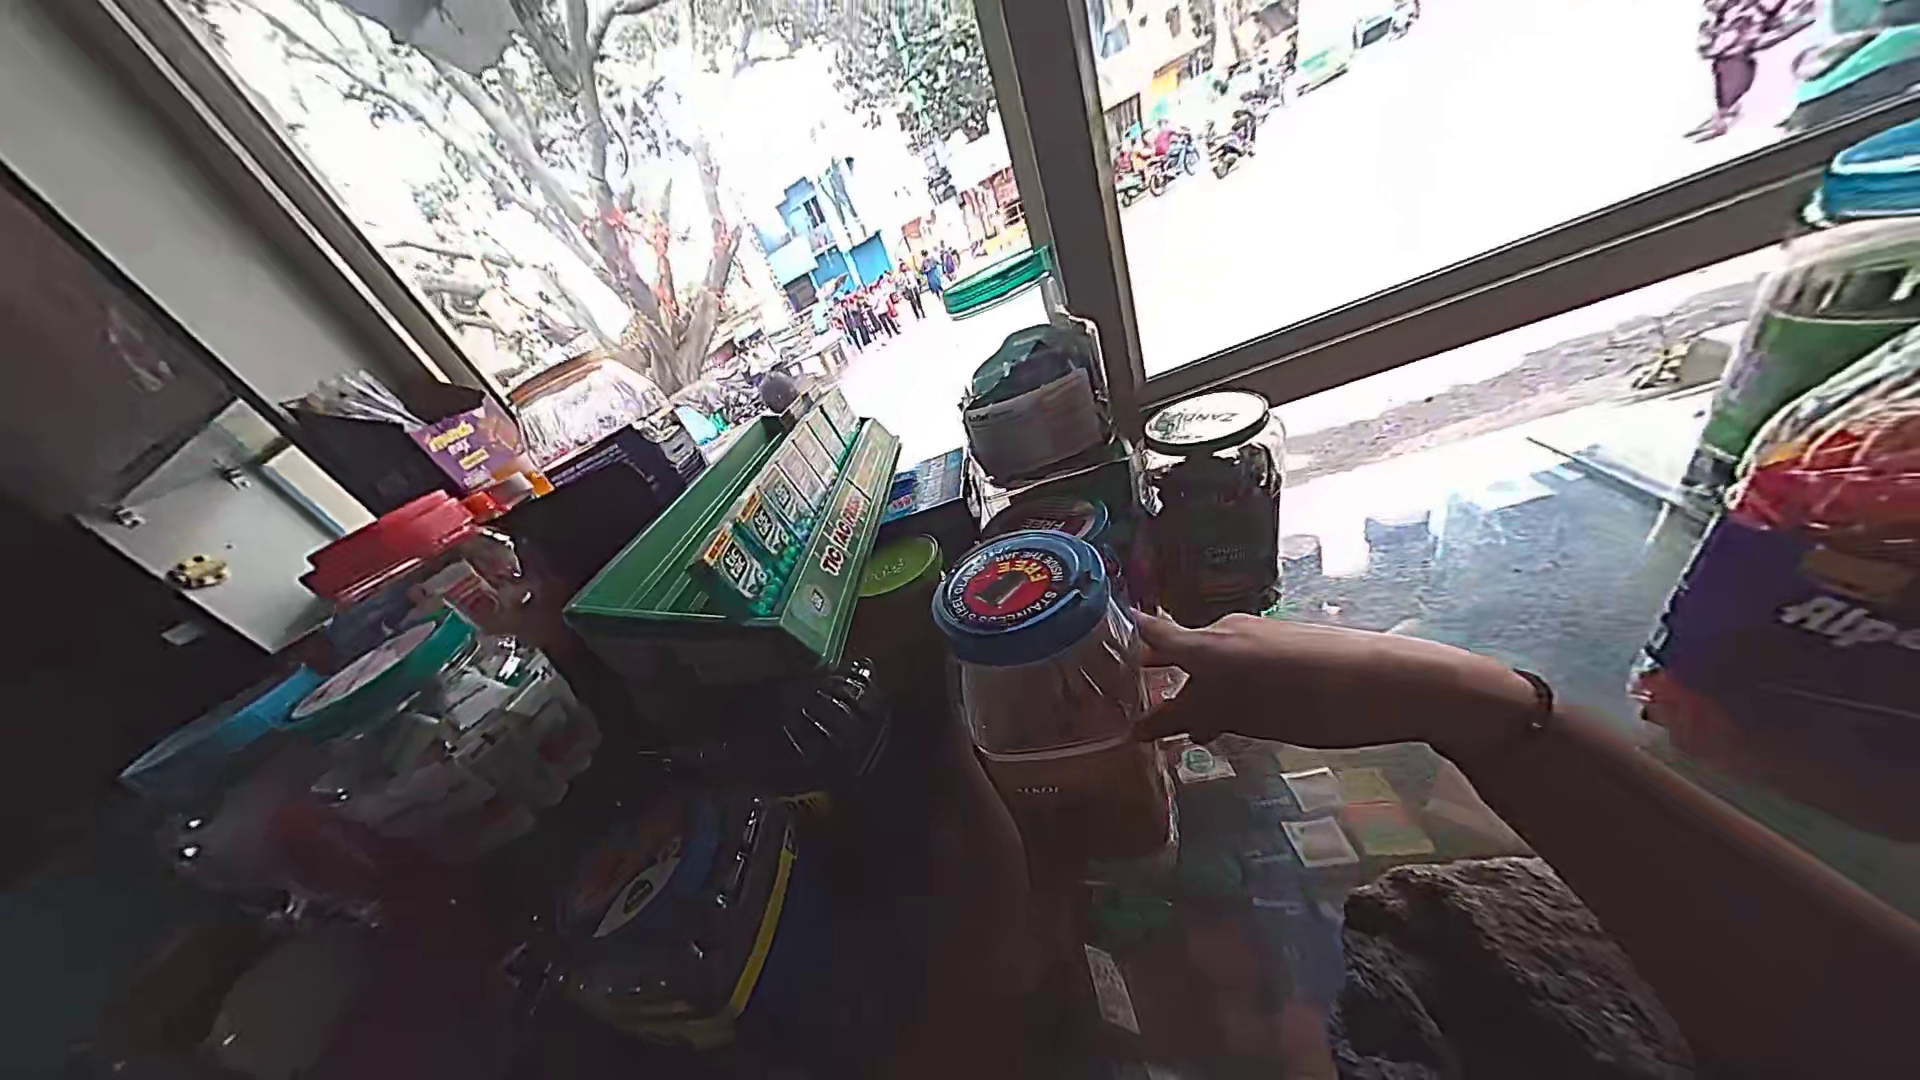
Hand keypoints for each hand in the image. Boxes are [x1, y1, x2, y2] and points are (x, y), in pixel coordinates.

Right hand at [1132, 612, 1538, 763]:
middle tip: (1139, 710)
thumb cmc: (1316, 699)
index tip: (1100, 658)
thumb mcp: (1248, 715)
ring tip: (1184, 730)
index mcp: (1211, 643)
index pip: (1154, 634)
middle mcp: (1227, 632)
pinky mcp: (1284, 647)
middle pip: (1180, 653)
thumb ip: (1193, 717)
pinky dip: (1224, 691)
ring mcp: (1258, 637)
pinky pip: (1238, 666)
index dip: (1127, 643)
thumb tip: (1140, 728)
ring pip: (1210, 664)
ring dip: (1194, 693)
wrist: (1401, 682)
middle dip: (1159, 680)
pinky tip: (1229, 721)